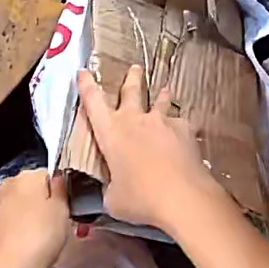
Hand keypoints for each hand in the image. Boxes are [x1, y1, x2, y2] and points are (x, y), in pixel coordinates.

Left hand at [0, 169, 71, 267]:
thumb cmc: (39, 238)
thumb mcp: (62, 211)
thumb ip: (62, 189)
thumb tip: (58, 179)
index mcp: (28, 175)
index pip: (51, 177)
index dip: (62, 195)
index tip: (66, 213)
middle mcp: (9, 183)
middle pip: (34, 191)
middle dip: (45, 206)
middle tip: (56, 229)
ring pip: (22, 207)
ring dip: (31, 219)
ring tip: (41, 242)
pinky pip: (11, 223)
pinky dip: (18, 231)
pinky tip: (25, 248)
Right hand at [78, 66, 227, 231]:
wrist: (182, 196)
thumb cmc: (141, 198)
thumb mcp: (114, 200)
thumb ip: (111, 189)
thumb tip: (113, 191)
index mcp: (111, 132)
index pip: (93, 101)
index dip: (87, 84)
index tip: (83, 71)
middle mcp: (134, 119)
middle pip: (130, 90)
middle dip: (131, 78)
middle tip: (134, 67)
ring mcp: (161, 122)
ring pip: (160, 101)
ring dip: (160, 95)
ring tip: (164, 89)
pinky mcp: (184, 130)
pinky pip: (180, 124)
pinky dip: (179, 128)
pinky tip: (184, 136)